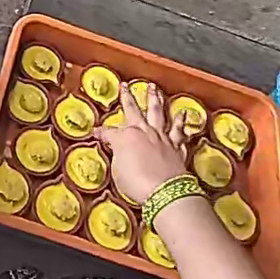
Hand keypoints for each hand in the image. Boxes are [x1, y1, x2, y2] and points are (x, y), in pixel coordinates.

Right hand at [96, 82, 189, 203]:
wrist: (165, 192)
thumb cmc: (137, 182)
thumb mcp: (117, 170)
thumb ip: (117, 155)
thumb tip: (116, 150)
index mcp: (126, 136)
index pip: (109, 131)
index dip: (101, 132)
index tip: (96, 132)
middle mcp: (144, 131)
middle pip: (134, 109)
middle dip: (128, 97)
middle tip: (126, 86)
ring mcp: (162, 137)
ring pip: (158, 112)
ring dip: (156, 99)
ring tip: (155, 90)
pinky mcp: (177, 146)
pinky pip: (179, 130)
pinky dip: (181, 122)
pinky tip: (183, 114)